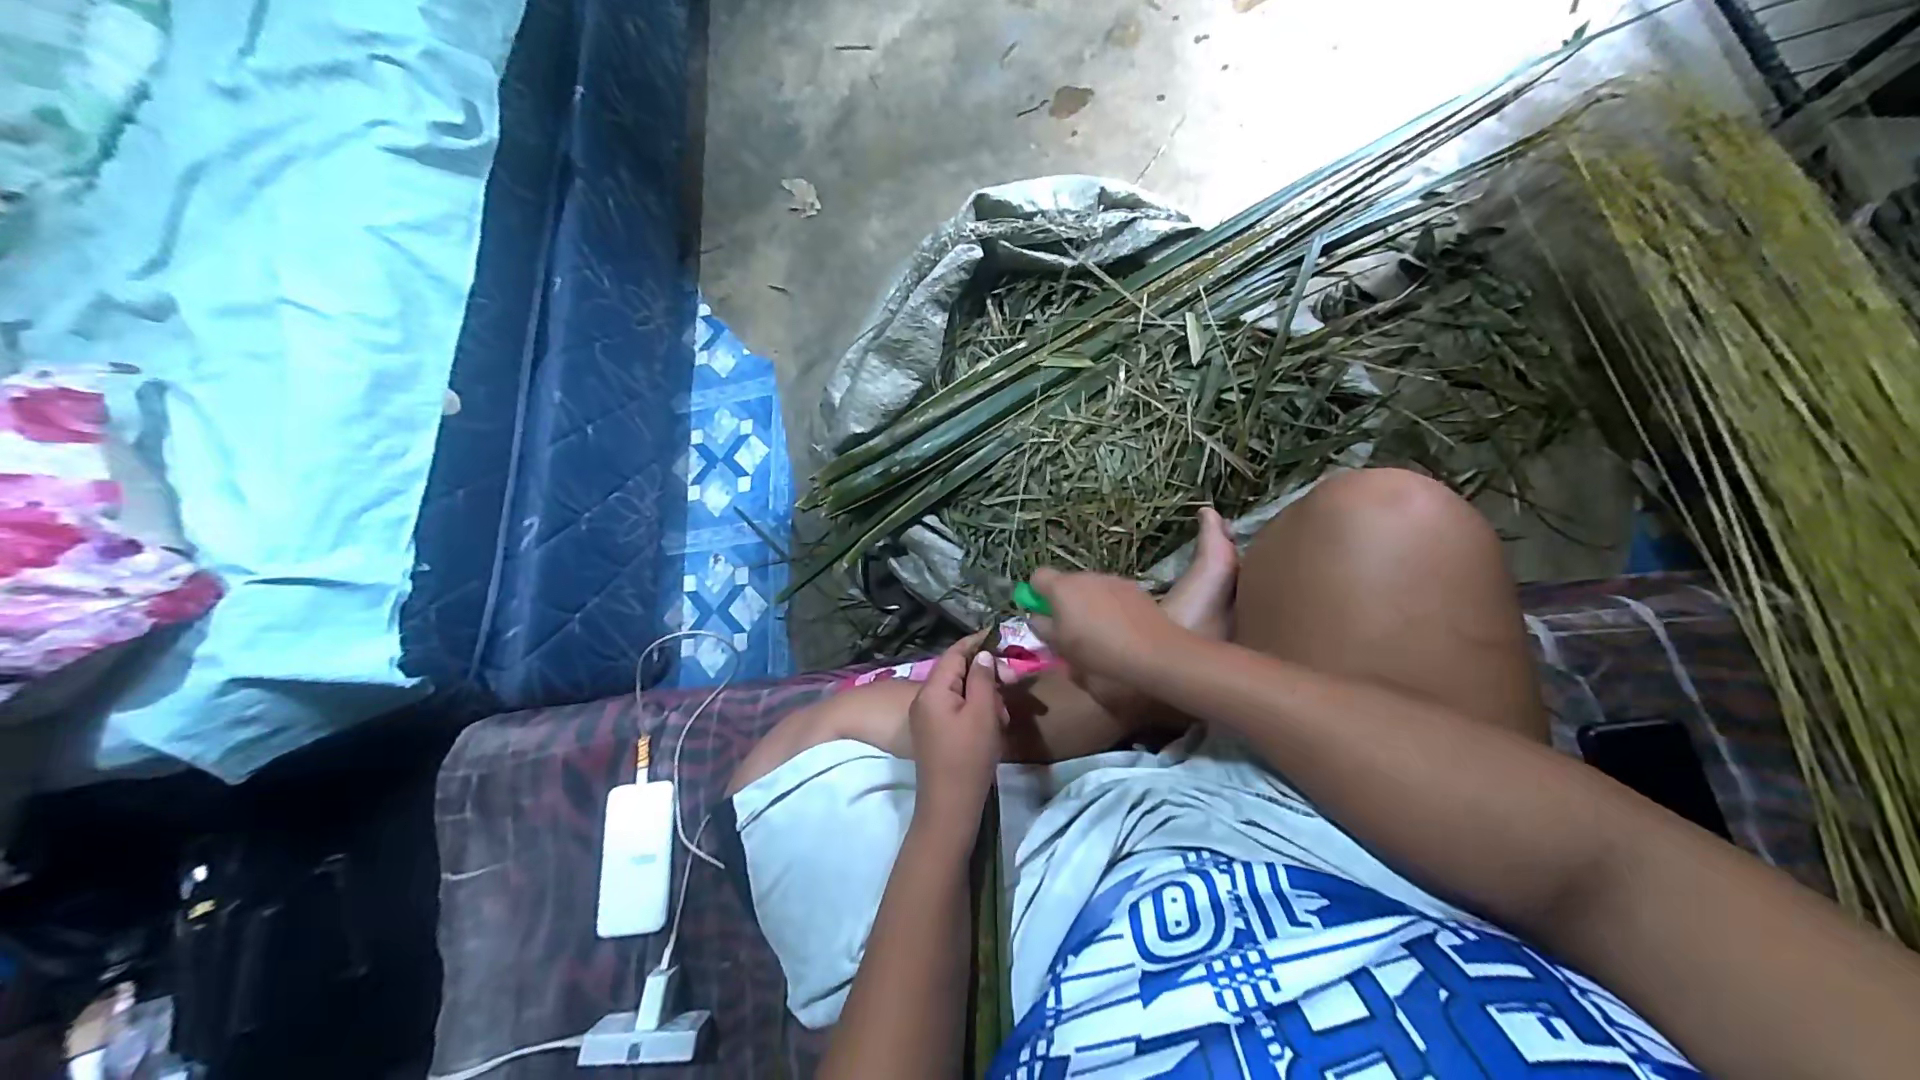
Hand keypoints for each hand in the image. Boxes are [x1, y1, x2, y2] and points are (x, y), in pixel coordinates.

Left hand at [907, 629, 1005, 823]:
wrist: (950, 804)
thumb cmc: (969, 755)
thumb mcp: (982, 712)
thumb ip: (981, 678)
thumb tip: (983, 655)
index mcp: (933, 689)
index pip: (955, 653)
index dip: (977, 641)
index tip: (998, 635)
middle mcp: (924, 698)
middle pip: (957, 672)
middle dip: (986, 674)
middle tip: (1013, 684)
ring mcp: (927, 717)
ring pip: (960, 692)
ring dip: (984, 696)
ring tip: (1004, 713)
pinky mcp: (934, 732)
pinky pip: (957, 710)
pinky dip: (976, 711)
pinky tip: (994, 725)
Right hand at [1028, 569, 1187, 682]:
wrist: (1155, 653)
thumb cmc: (1098, 653)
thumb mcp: (1061, 648)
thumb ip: (1043, 629)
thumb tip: (1039, 618)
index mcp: (1062, 588)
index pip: (1037, 576)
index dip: (1036, 594)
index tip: (1043, 615)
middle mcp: (1086, 576)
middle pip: (1066, 583)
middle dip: (1064, 602)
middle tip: (1070, 631)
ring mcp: (1113, 580)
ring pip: (1091, 588)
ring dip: (1088, 604)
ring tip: (1099, 633)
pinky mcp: (1135, 588)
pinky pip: (1112, 594)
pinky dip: (1110, 607)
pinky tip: (1121, 630)